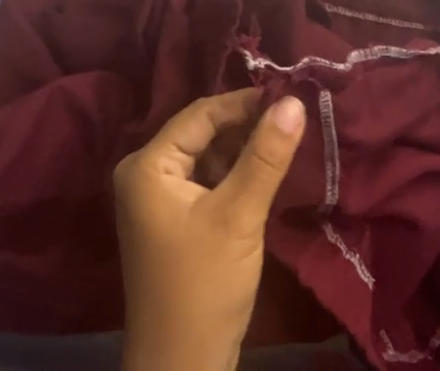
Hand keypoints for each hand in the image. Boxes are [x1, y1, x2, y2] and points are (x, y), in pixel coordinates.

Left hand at [114, 88, 306, 370]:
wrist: (182, 365)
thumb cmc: (204, 285)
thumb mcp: (238, 216)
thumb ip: (265, 156)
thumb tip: (294, 101)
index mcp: (146, 164)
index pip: (199, 115)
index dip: (244, 103)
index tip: (290, 96)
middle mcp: (145, 173)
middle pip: (201, 134)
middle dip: (246, 126)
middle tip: (294, 117)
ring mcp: (157, 199)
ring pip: (206, 158)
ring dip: (243, 151)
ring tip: (288, 140)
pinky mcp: (174, 220)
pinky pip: (206, 183)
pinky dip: (235, 177)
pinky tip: (267, 174)